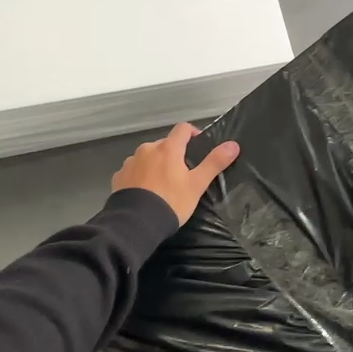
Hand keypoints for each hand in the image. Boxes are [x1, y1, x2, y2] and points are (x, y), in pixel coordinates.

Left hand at [111, 123, 239, 224]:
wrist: (136, 222)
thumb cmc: (171, 202)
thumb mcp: (197, 185)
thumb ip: (214, 163)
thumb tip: (233, 145)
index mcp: (168, 148)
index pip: (183, 129)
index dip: (193, 134)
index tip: (198, 146)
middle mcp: (147, 149)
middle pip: (164, 144)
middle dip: (173, 154)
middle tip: (182, 174)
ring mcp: (130, 162)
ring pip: (147, 157)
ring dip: (155, 165)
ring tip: (161, 186)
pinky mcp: (119, 176)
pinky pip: (133, 170)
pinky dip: (140, 176)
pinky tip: (144, 192)